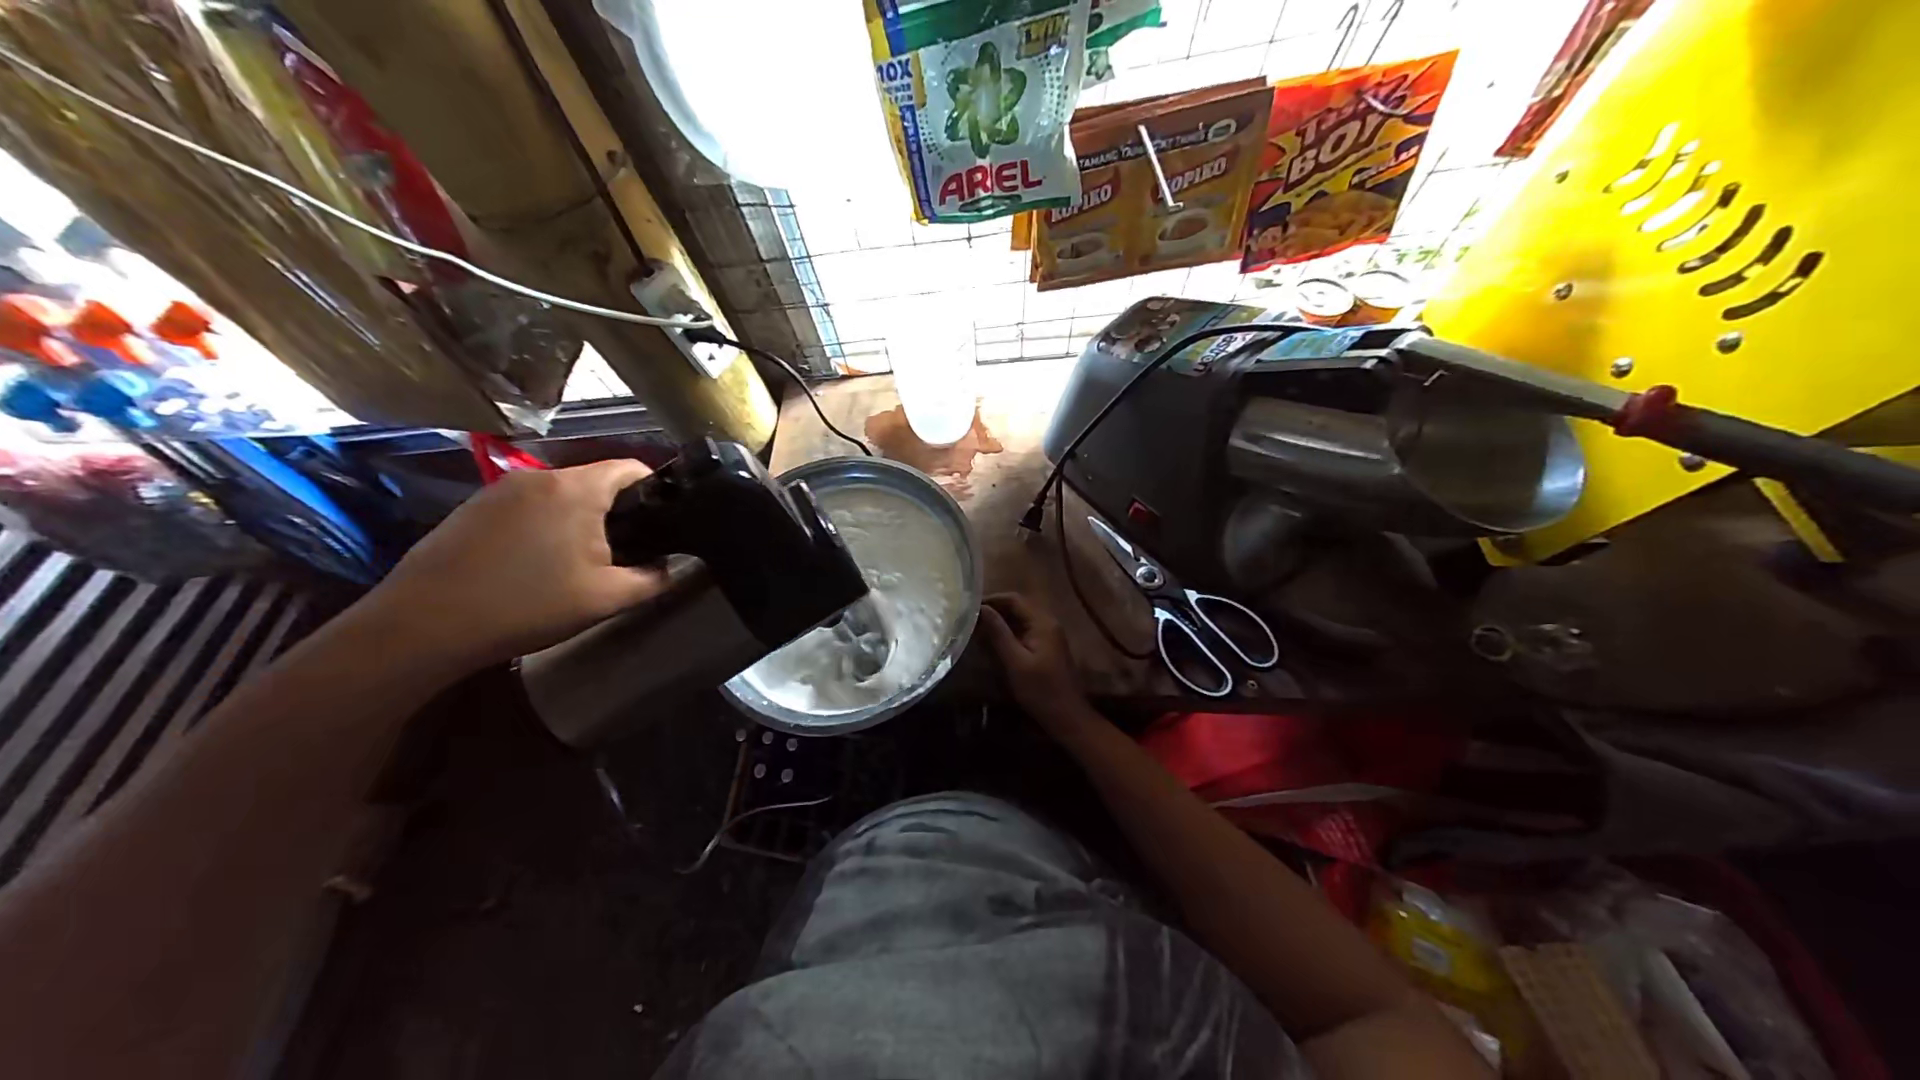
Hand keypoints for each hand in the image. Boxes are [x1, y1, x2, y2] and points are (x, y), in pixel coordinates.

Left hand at [361, 460, 667, 671]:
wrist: (424, 625)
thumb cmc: (527, 606)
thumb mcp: (605, 599)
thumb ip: (652, 579)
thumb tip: (671, 568)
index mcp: (576, 489)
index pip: (631, 467)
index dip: (657, 490)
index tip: (665, 522)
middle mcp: (539, 477)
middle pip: (595, 481)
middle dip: (617, 511)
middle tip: (625, 552)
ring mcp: (500, 489)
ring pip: (561, 495)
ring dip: (579, 520)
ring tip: (580, 561)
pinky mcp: (473, 507)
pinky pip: (528, 506)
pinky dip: (544, 526)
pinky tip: (536, 563)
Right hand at [979, 591, 1091, 726]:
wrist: (1067, 716)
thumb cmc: (1040, 690)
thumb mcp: (1015, 661)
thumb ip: (998, 633)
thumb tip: (981, 609)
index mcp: (1042, 623)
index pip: (1014, 599)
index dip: (992, 599)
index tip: (969, 606)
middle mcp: (1048, 623)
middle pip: (1018, 607)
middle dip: (995, 609)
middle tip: (970, 617)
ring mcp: (1049, 636)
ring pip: (1021, 619)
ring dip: (1000, 621)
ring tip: (976, 627)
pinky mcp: (1046, 648)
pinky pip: (1025, 631)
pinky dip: (1008, 632)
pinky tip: (993, 641)